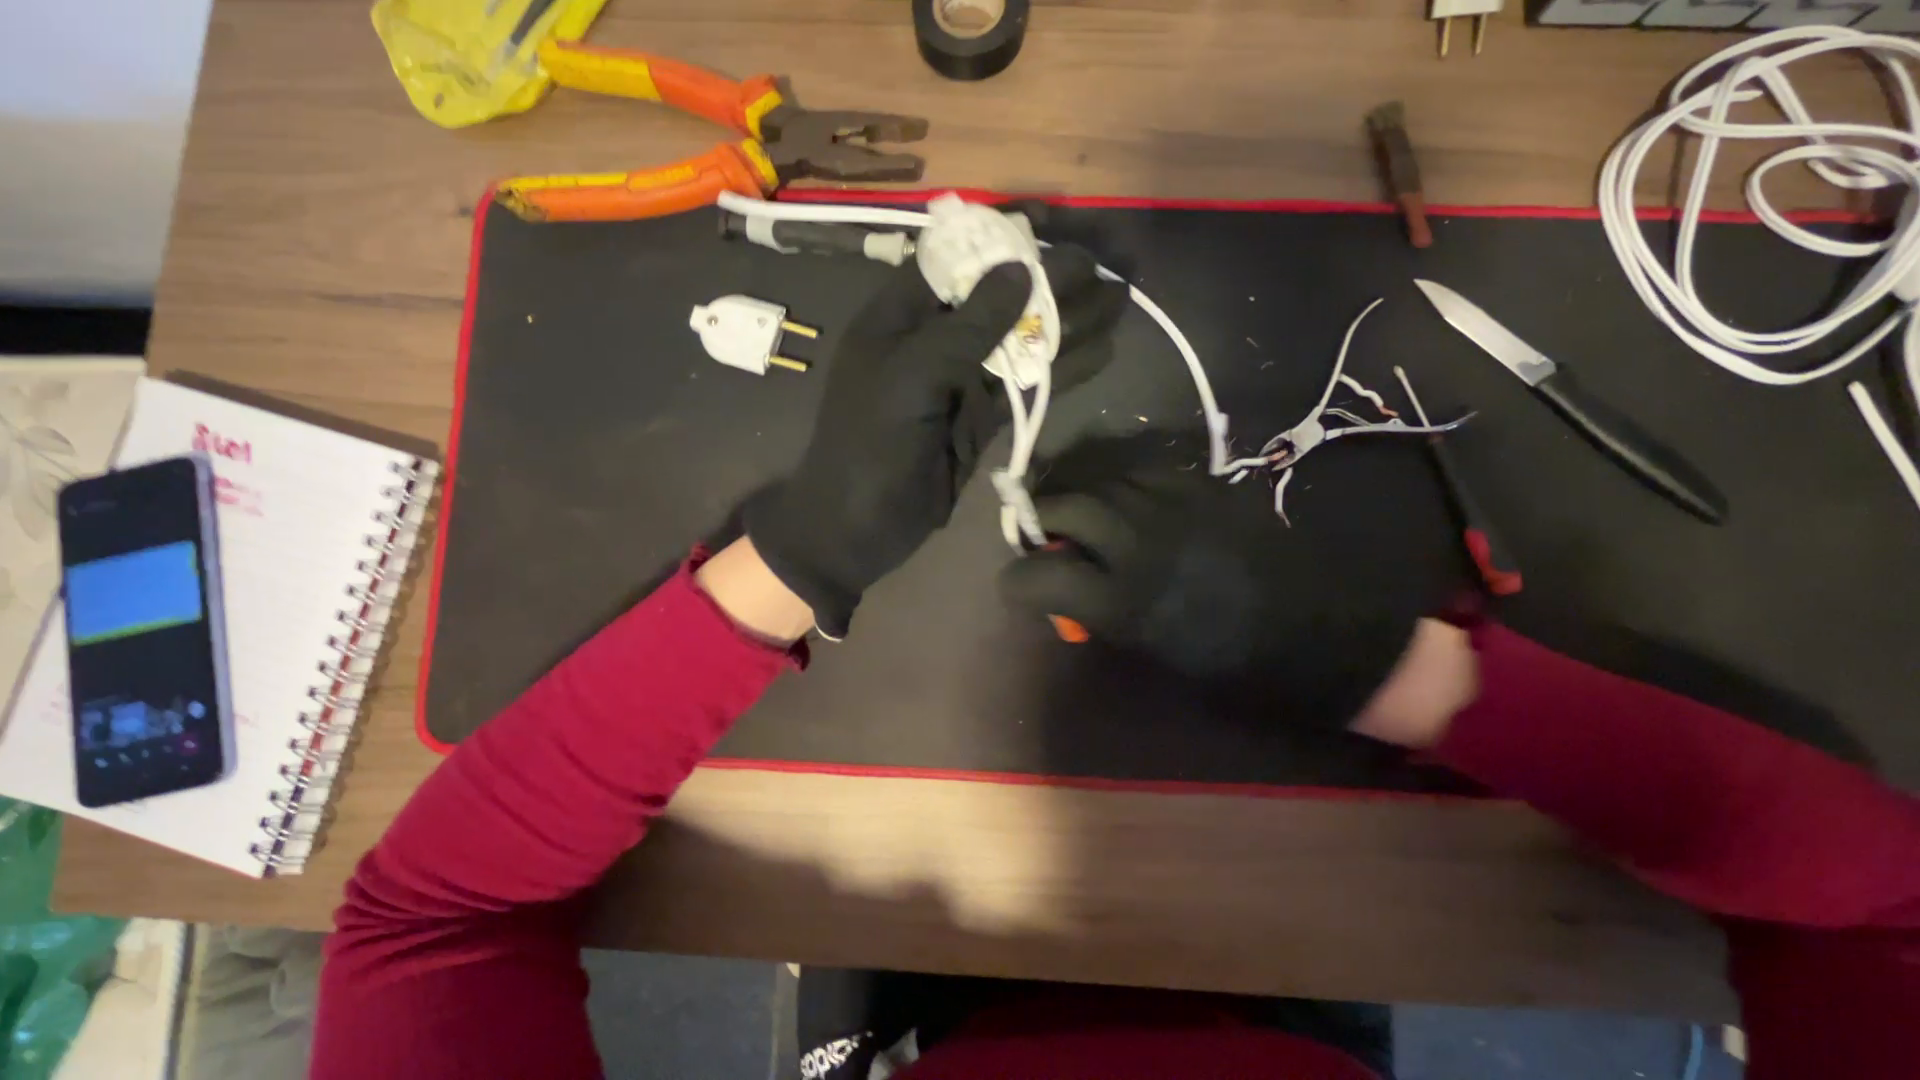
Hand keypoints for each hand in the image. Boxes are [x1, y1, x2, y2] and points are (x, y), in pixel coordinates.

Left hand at [747, 245, 1126, 636]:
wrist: (858, 526)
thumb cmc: (870, 442)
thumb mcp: (912, 375)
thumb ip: (967, 325)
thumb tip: (1019, 269)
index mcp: (899, 316)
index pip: (954, 260)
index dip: (1000, 238)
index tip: (1048, 220)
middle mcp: (932, 340)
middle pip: (996, 299)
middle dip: (1048, 282)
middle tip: (1102, 268)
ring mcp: (959, 380)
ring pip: (1018, 342)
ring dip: (1066, 323)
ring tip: (1118, 300)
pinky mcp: (980, 418)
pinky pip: (1024, 386)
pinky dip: (1061, 370)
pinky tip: (1101, 352)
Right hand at [998, 433, 1444, 729]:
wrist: (1326, 639)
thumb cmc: (1239, 671)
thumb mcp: (1157, 657)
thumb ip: (1104, 618)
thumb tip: (1069, 596)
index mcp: (1125, 602)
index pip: (1038, 576)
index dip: (1017, 581)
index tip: (1019, 585)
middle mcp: (1141, 544)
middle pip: (1066, 506)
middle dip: (1041, 518)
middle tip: (1044, 535)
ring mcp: (1177, 507)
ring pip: (1106, 482)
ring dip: (1084, 499)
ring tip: (1086, 519)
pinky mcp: (1209, 488)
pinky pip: (1148, 475)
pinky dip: (1128, 490)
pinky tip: (1134, 507)